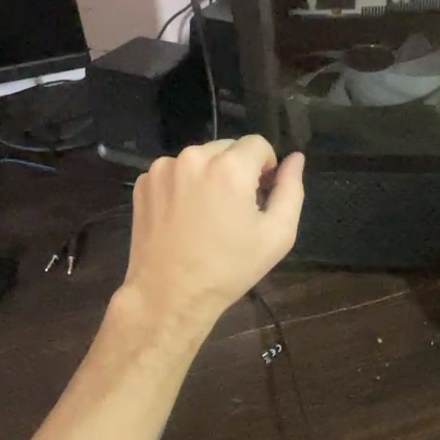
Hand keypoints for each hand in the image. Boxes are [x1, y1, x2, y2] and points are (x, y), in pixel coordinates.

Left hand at [119, 137, 304, 336]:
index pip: (258, 144)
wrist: (169, 295)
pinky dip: (183, 184)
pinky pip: (174, 171)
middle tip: (234, 209)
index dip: (265, 167)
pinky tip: (183, 216)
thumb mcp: (276, 235)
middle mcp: (194, 158)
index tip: (259, 195)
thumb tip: (295, 159)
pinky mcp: (144, 182)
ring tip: (206, 214)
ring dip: (209, 175)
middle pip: (228, 148)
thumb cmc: (229, 269)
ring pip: (200, 158)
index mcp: (229, 168)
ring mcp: (164, 168)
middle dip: (236, 170)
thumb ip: (291, 189)